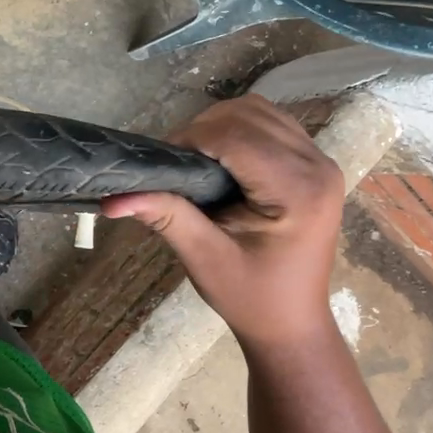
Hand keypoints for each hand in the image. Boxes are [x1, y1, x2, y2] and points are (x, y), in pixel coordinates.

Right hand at [101, 95, 342, 351]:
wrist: (291, 321)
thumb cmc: (249, 296)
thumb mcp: (203, 257)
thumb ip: (165, 216)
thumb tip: (111, 199)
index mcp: (298, 191)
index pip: (236, 136)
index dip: (191, 139)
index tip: (162, 164)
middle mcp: (317, 166)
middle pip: (247, 114)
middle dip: (202, 129)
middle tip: (174, 164)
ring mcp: (320, 161)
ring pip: (259, 111)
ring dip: (219, 125)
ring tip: (194, 160)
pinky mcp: (314, 163)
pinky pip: (270, 123)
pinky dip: (238, 129)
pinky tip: (219, 159)